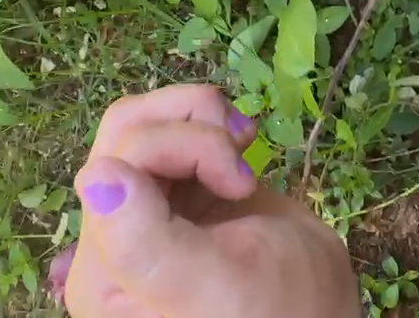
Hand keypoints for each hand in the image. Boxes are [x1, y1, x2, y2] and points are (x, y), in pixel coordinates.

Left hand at [61, 85, 357, 317]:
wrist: (321, 313)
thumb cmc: (275, 311)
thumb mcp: (213, 285)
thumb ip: (145, 242)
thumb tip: (97, 176)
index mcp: (104, 271)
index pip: (120, 160)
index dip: (185, 148)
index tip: (241, 186)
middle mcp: (113, 235)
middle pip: (130, 131)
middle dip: (198, 129)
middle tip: (246, 155)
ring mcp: (147, 208)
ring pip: (151, 120)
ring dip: (206, 120)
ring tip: (247, 148)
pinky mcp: (180, 188)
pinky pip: (177, 128)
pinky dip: (215, 124)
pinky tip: (245, 150)